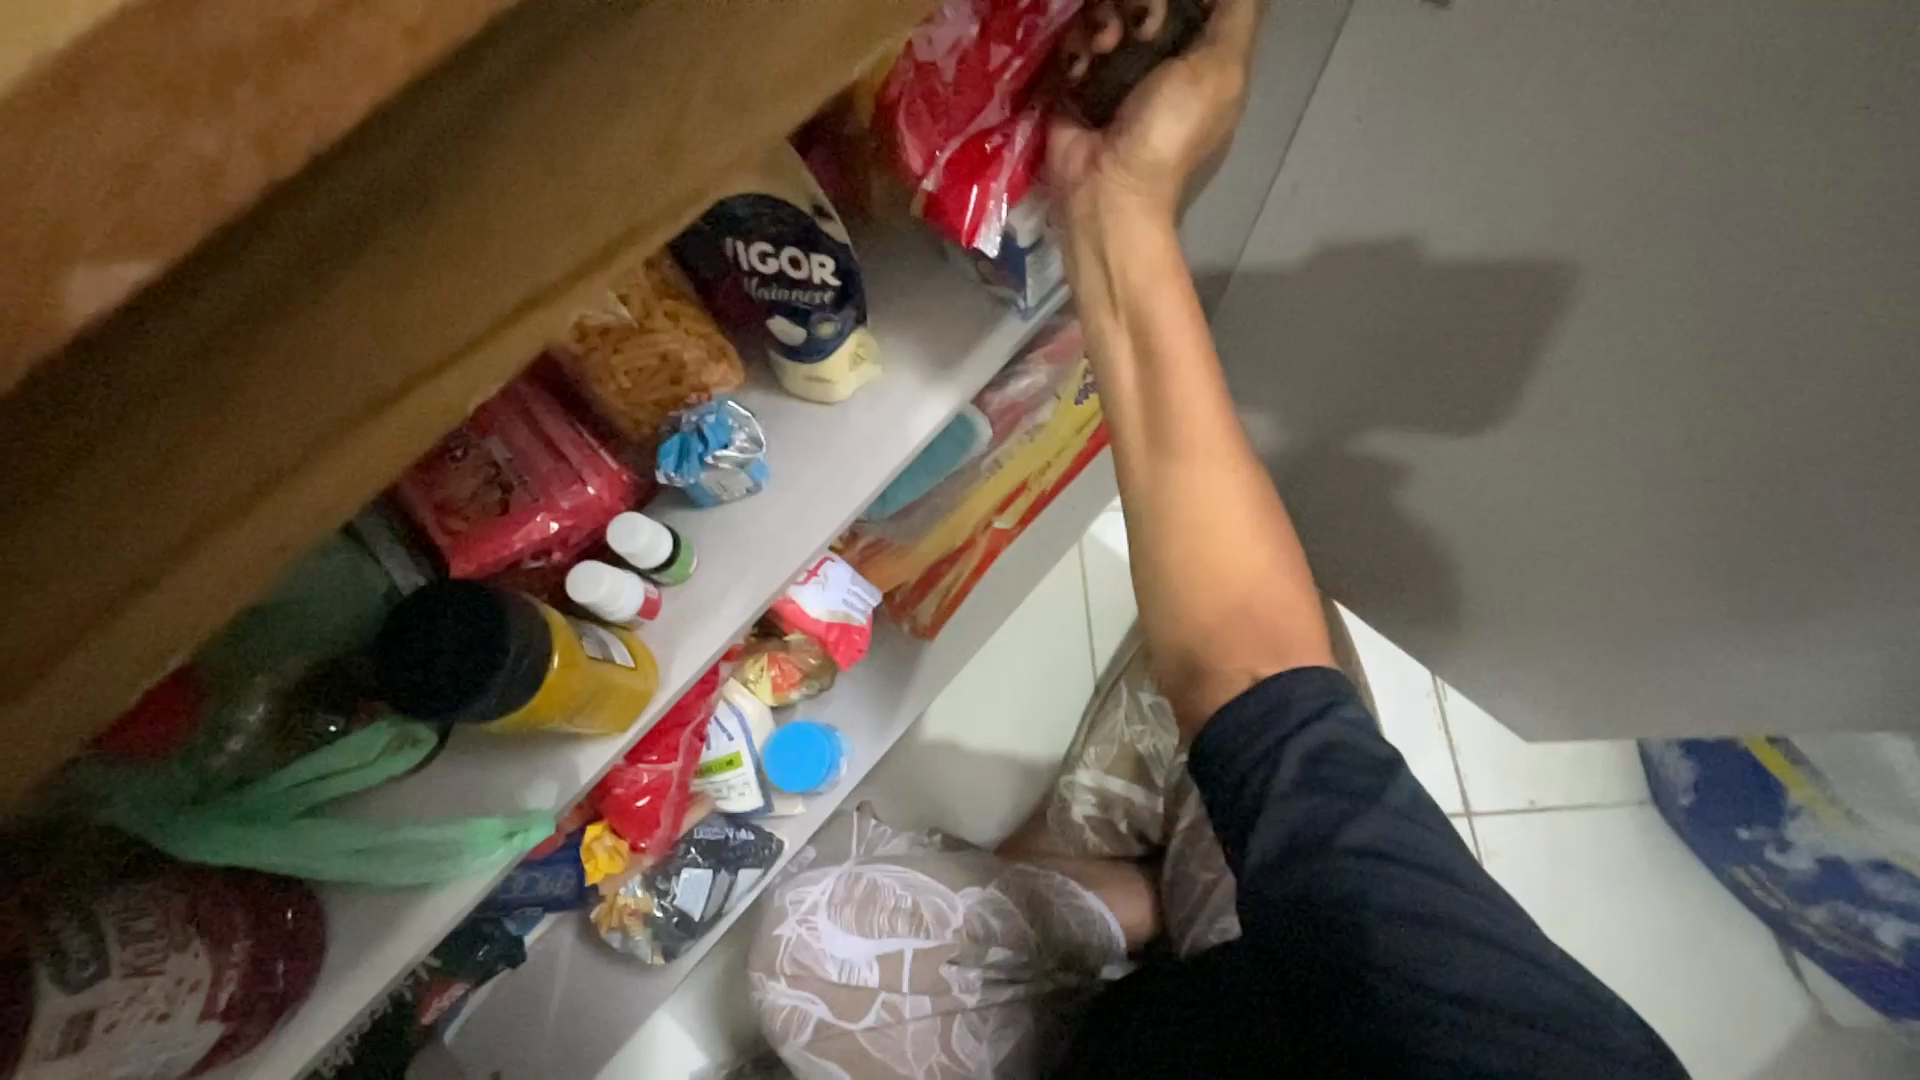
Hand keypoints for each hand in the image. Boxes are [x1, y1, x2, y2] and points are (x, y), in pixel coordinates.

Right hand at [1047, 0, 1260, 224]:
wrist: (1109, 190)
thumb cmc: (1170, 134)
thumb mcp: (1223, 69)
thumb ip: (1238, 12)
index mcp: (1200, 56)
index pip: (1194, 0)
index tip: (1178, 6)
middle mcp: (1157, 58)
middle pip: (1146, 1)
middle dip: (1143, 4)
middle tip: (1143, 31)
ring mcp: (1114, 69)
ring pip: (1107, 10)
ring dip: (1104, 21)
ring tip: (1105, 48)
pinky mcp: (1075, 82)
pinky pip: (1074, 40)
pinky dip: (1077, 49)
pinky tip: (1082, 70)